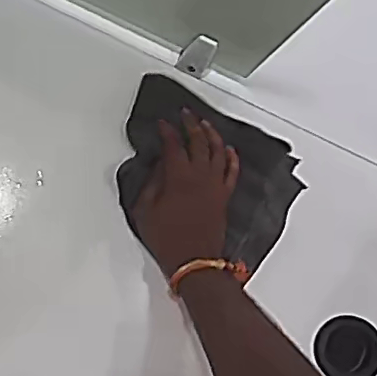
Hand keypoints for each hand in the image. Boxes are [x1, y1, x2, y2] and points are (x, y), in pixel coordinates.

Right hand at [133, 109, 238, 274]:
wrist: (193, 260)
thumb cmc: (168, 238)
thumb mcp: (145, 209)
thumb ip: (151, 183)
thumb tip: (157, 168)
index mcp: (178, 177)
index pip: (173, 145)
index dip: (167, 131)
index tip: (162, 124)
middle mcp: (200, 177)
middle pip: (198, 141)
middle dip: (190, 124)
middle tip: (185, 115)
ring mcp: (215, 186)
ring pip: (217, 151)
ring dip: (211, 134)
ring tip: (205, 124)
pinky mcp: (223, 196)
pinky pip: (231, 171)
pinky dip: (231, 157)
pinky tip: (229, 150)